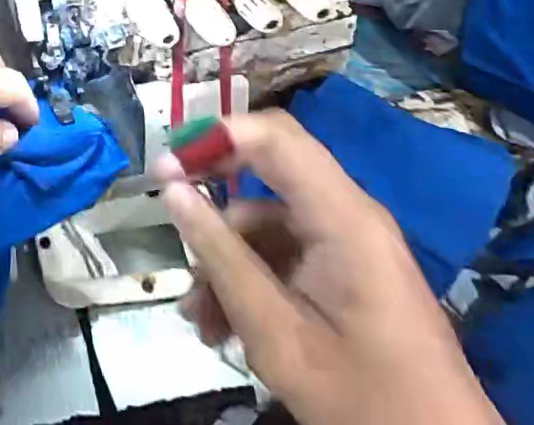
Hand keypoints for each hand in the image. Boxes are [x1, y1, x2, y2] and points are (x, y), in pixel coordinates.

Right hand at [154, 111, 501, 424]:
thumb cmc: (364, 401)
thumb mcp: (276, 331)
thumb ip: (221, 254)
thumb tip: (171, 188)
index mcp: (343, 217)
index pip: (274, 137)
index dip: (216, 136)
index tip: (168, 165)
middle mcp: (346, 214)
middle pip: (266, 169)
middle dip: (211, 191)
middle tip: (169, 212)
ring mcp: (346, 242)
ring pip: (264, 218)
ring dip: (224, 255)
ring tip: (200, 314)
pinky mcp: (343, 269)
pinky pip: (281, 250)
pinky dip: (247, 277)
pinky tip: (222, 325)